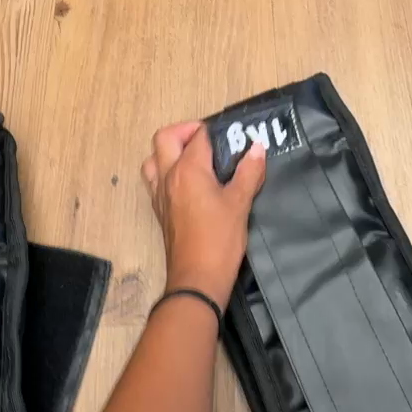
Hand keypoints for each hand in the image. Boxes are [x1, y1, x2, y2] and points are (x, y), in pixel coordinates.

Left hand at [140, 121, 266, 308]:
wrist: (197, 280)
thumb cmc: (219, 239)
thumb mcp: (240, 203)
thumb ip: (249, 172)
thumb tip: (257, 148)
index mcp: (188, 169)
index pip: (198, 136)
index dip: (216, 132)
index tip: (233, 137)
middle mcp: (169, 176)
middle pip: (165, 138)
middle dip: (185, 131)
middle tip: (208, 140)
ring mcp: (160, 194)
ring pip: (154, 158)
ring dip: (170, 151)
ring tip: (194, 158)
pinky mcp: (160, 210)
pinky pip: (155, 179)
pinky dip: (166, 171)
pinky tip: (188, 183)